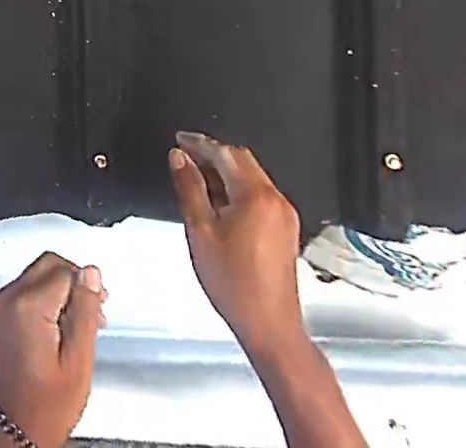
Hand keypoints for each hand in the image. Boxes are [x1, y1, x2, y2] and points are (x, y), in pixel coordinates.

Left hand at [0, 251, 105, 447]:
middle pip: (50, 264)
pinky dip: (49, 295)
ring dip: (63, 287)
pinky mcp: (2, 311)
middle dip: (75, 280)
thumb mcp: (78, 359)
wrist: (15, 428)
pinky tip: (62, 323)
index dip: (88, 287)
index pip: (66, 272)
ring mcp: (3, 304)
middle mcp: (11, 298)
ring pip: (40, 272)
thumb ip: (85, 310)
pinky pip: (30, 286)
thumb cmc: (45, 404)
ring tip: (80, 321)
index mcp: (29, 306)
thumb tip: (91, 274)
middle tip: (94, 309)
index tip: (99, 308)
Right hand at [169, 131, 304, 355]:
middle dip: (212, 153)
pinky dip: (237, 187)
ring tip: (197, 178)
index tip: (180, 139)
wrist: (269, 326)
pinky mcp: (285, 227)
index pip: (224, 153)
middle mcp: (275, 199)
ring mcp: (284, 213)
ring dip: (224, 170)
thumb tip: (179, 158)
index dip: (198, 143)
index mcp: (255, 196)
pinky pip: (260, 193)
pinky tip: (219, 201)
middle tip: (185, 155)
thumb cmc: (236, 285)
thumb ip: (189, 187)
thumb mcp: (200, 230)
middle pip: (241, 159)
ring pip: (251, 175)